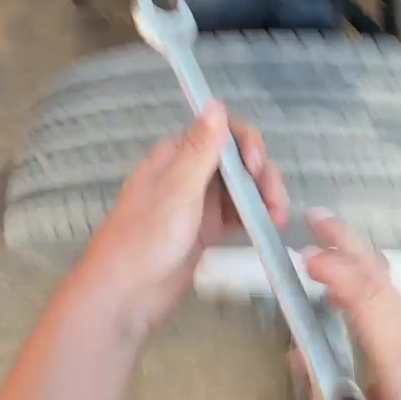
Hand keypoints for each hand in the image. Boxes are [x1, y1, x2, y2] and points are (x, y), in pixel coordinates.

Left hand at [69, 100, 288, 335]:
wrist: (123, 299)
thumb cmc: (145, 238)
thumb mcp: (176, 191)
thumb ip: (200, 149)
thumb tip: (216, 101)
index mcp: (177, 154)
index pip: (221, 131)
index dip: (245, 143)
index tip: (257, 166)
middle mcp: (190, 172)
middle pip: (237, 158)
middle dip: (261, 173)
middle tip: (274, 201)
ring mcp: (199, 202)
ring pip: (242, 186)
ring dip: (263, 195)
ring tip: (277, 219)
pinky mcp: (207, 229)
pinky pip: (238, 213)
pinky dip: (255, 216)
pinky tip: (269, 228)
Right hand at [302, 210, 400, 399]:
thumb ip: (327, 391)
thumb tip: (300, 355)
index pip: (368, 296)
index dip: (335, 269)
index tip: (306, 256)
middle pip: (382, 276)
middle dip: (347, 241)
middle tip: (316, 218)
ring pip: (390, 284)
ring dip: (355, 261)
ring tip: (327, 245)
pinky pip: (400, 300)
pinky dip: (371, 284)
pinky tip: (354, 287)